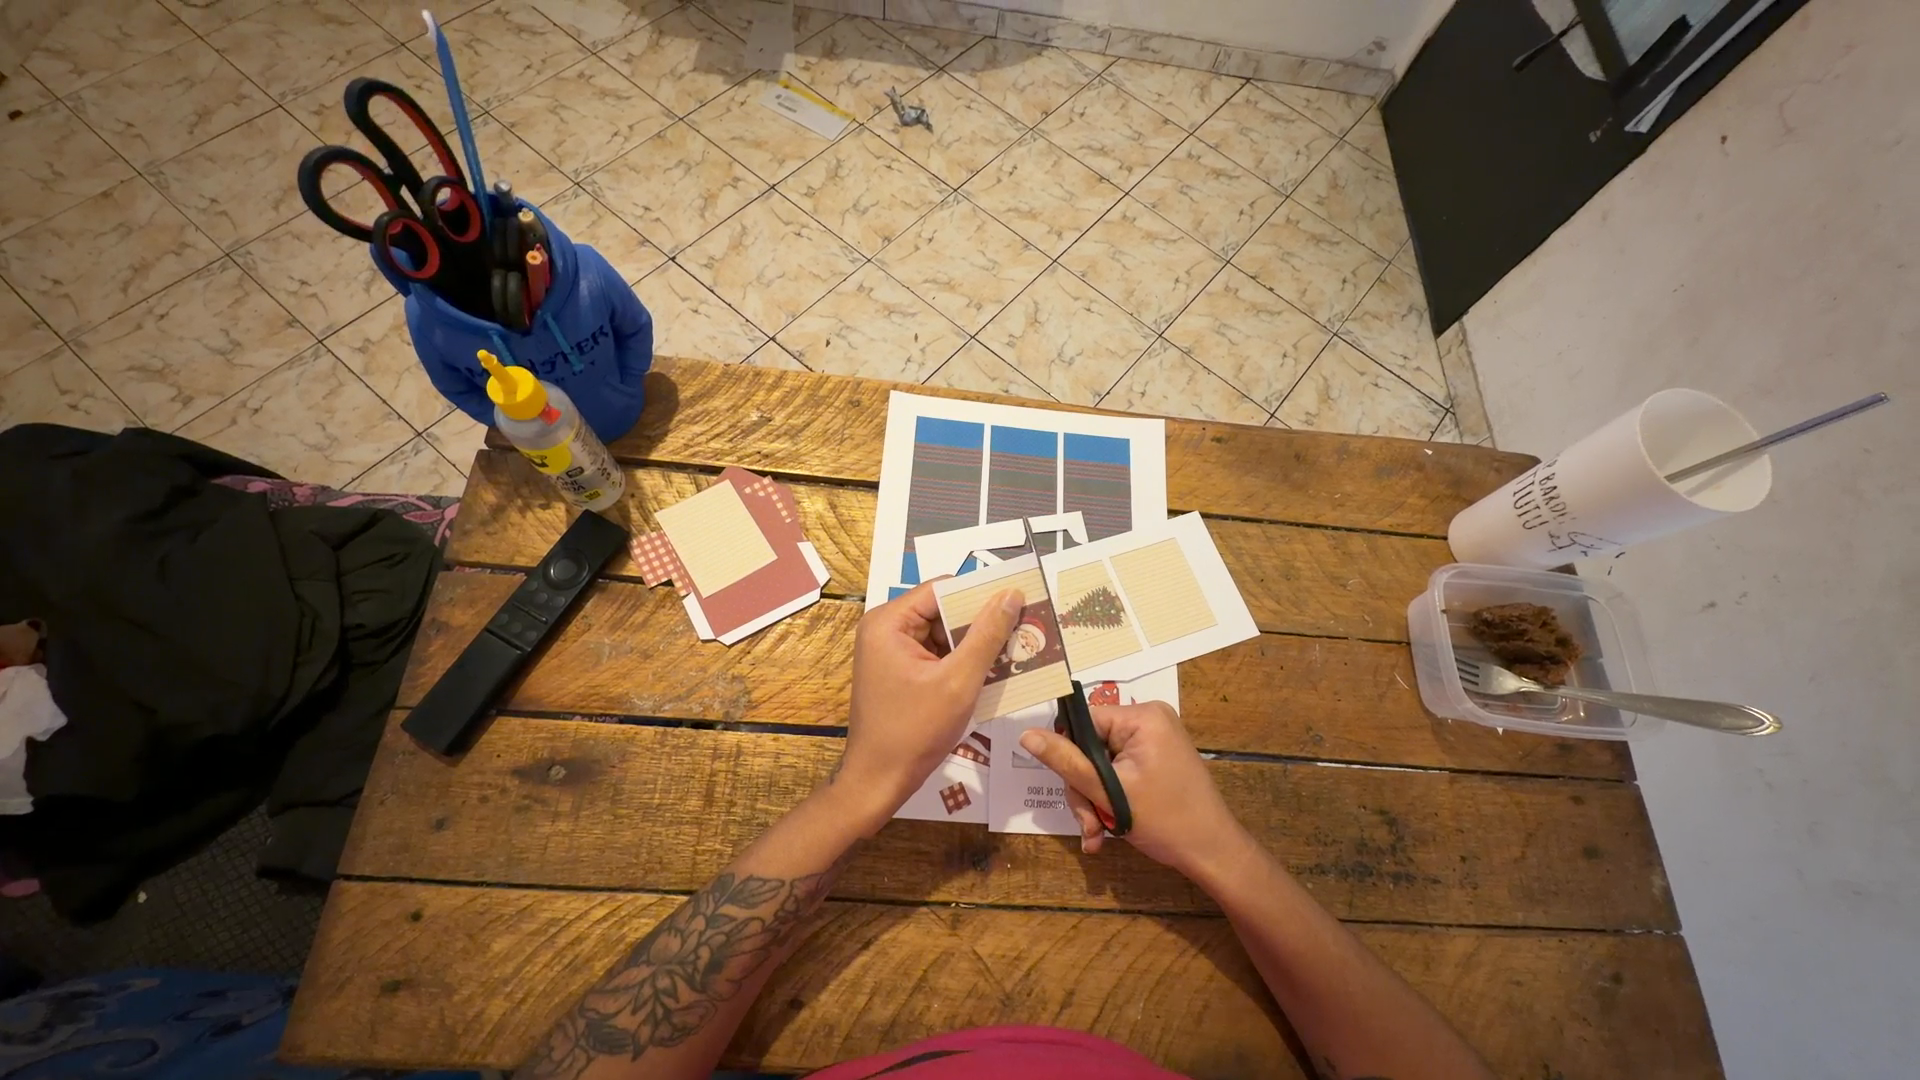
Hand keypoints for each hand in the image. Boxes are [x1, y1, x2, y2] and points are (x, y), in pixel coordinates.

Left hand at [839, 581, 1022, 824]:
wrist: (879, 782)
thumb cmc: (914, 731)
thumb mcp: (958, 681)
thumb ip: (987, 635)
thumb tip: (1011, 594)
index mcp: (889, 622)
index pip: (941, 590)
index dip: (980, 593)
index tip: (1019, 598)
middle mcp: (885, 630)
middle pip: (943, 611)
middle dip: (982, 622)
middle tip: (1024, 626)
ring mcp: (891, 653)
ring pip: (944, 635)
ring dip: (976, 645)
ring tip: (1017, 649)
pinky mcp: (900, 673)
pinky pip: (938, 656)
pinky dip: (964, 663)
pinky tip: (995, 672)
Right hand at [1018, 702, 1246, 877]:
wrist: (1213, 855)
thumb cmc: (1166, 820)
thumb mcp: (1109, 793)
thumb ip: (1066, 762)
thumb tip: (1026, 734)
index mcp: (1142, 717)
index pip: (1084, 722)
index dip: (1069, 755)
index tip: (1071, 788)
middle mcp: (1149, 720)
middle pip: (1090, 747)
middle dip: (1083, 789)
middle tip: (1087, 826)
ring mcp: (1154, 741)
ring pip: (1101, 765)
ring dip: (1094, 801)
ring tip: (1096, 836)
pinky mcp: (1155, 760)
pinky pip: (1118, 772)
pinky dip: (1110, 800)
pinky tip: (1107, 831)